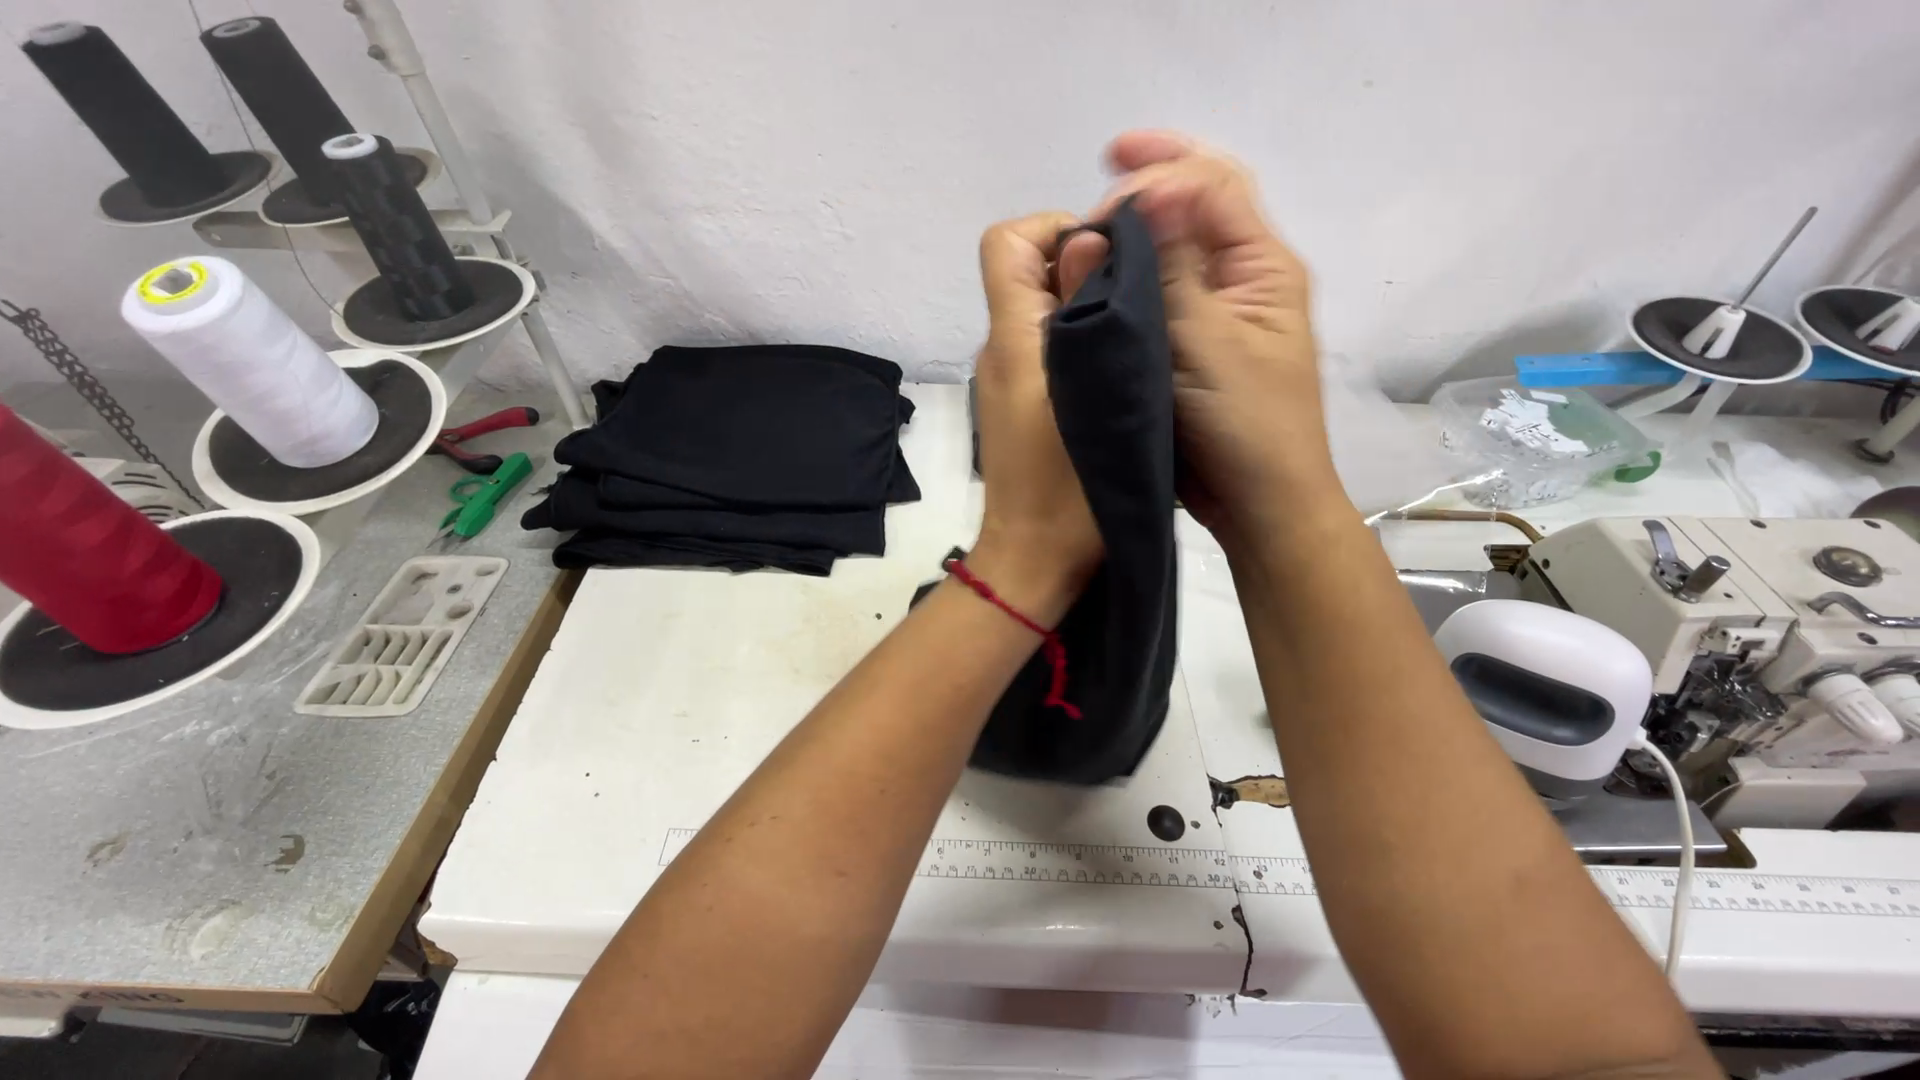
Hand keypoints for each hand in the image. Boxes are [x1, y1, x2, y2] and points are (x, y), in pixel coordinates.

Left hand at [969, 213, 1103, 624]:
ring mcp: (1007, 379)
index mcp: (1012, 338)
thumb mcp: (1094, 394)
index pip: (1006, 242)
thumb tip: (1086, 238)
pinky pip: (1047, 347)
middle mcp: (1001, 348)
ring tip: (1138, 335)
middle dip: (1084, 265)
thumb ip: (1088, 313)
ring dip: (1088, 306)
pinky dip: (1081, 342)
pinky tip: (1121, 372)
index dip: (1055, 228)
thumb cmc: (1070, 488)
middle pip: (1028, 271)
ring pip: (1043, 310)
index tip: (1109, 255)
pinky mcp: (1020, 405)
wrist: (1034, 561)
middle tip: (1139, 298)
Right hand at [1090, 131, 1346, 543]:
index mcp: (1263, 266)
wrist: (1257, 501)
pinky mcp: (1195, 342)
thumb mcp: (1206, 342)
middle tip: (1110, 155)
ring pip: (1183, 242)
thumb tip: (1156, 189)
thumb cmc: (1244, 424)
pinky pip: (1165, 288)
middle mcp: (1244, 276)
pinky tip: (1105, 267)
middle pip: (1207, 198)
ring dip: (1146, 218)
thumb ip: (1174, 268)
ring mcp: (1221, 310)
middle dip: (1161, 169)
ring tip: (1101, 210)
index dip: (1157, 179)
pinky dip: (1137, 268)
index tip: (1101, 209)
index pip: (1211, 187)